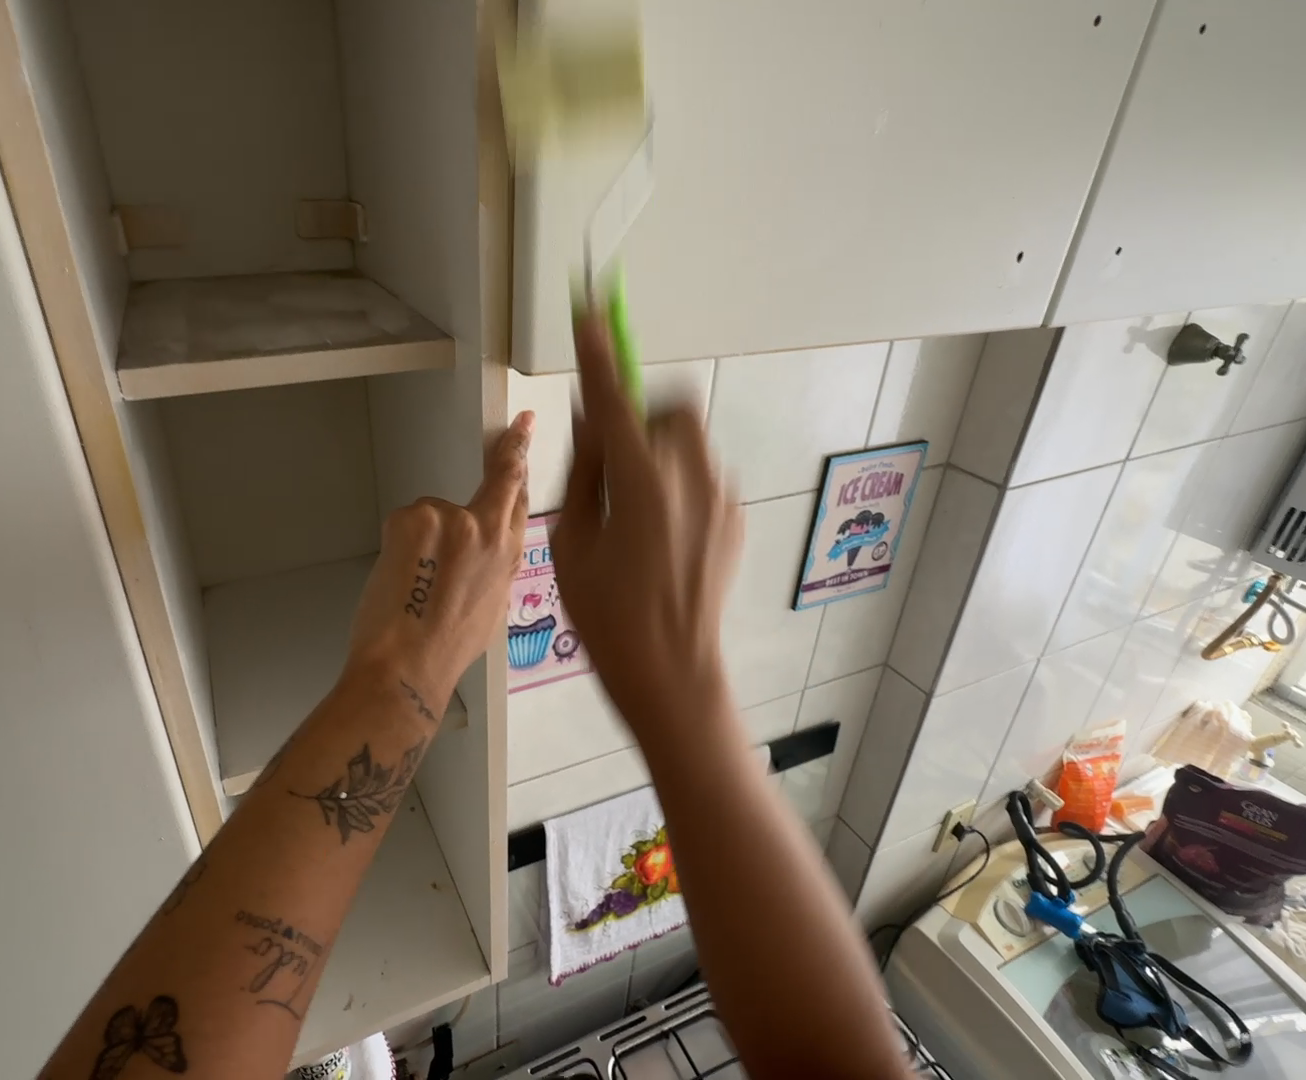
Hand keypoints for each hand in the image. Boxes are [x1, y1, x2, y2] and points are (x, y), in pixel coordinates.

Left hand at [344, 411, 534, 714]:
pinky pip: (409, 522)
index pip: (518, 494)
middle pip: (493, 481)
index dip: (521, 458)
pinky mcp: (413, 517)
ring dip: (426, 537)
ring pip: (435, 514)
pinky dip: (402, 543)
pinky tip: (402, 576)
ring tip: (419, 581)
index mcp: (508, 552)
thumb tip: (487, 550)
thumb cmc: (448, 647)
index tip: (522, 428)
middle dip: (506, 452)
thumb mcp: (493, 605)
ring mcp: (449, 518)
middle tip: (516, 427)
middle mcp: (486, 528)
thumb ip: (496, 564)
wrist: (407, 663)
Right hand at [553, 317, 741, 735]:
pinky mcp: (735, 517)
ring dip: (660, 449)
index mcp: (642, 483)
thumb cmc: (607, 618)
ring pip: (689, 440)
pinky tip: (662, 535)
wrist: (673, 674)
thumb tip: (592, 423)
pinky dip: (679, 482)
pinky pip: (703, 475)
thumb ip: (584, 472)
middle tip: (611, 462)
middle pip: (668, 409)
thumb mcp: (570, 542)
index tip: (590, 310)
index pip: (614, 399)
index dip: (599, 353)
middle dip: (639, 417)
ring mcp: (721, 497)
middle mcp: (691, 478)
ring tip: (636, 506)